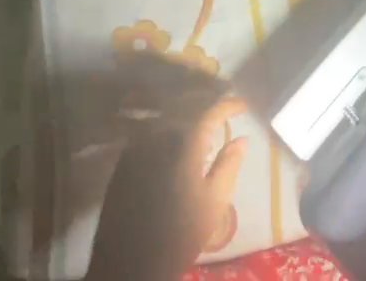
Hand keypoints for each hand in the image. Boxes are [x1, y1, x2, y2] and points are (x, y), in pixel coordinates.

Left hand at [86, 85, 249, 280]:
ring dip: (186, 109)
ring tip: (202, 115)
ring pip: (165, 115)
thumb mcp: (214, 202)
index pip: (210, 112)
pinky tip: (176, 134)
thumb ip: (229, 165)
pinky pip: (149, 129)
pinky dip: (167, 124)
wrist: (127, 264)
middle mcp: (158, 136)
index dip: (228, 105)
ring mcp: (136, 147)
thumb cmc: (178, 235)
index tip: (242, 105)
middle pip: (185, 105)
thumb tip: (241, 138)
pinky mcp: (123, 161)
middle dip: (207, 100)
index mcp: (184, 144)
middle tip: (224, 103)